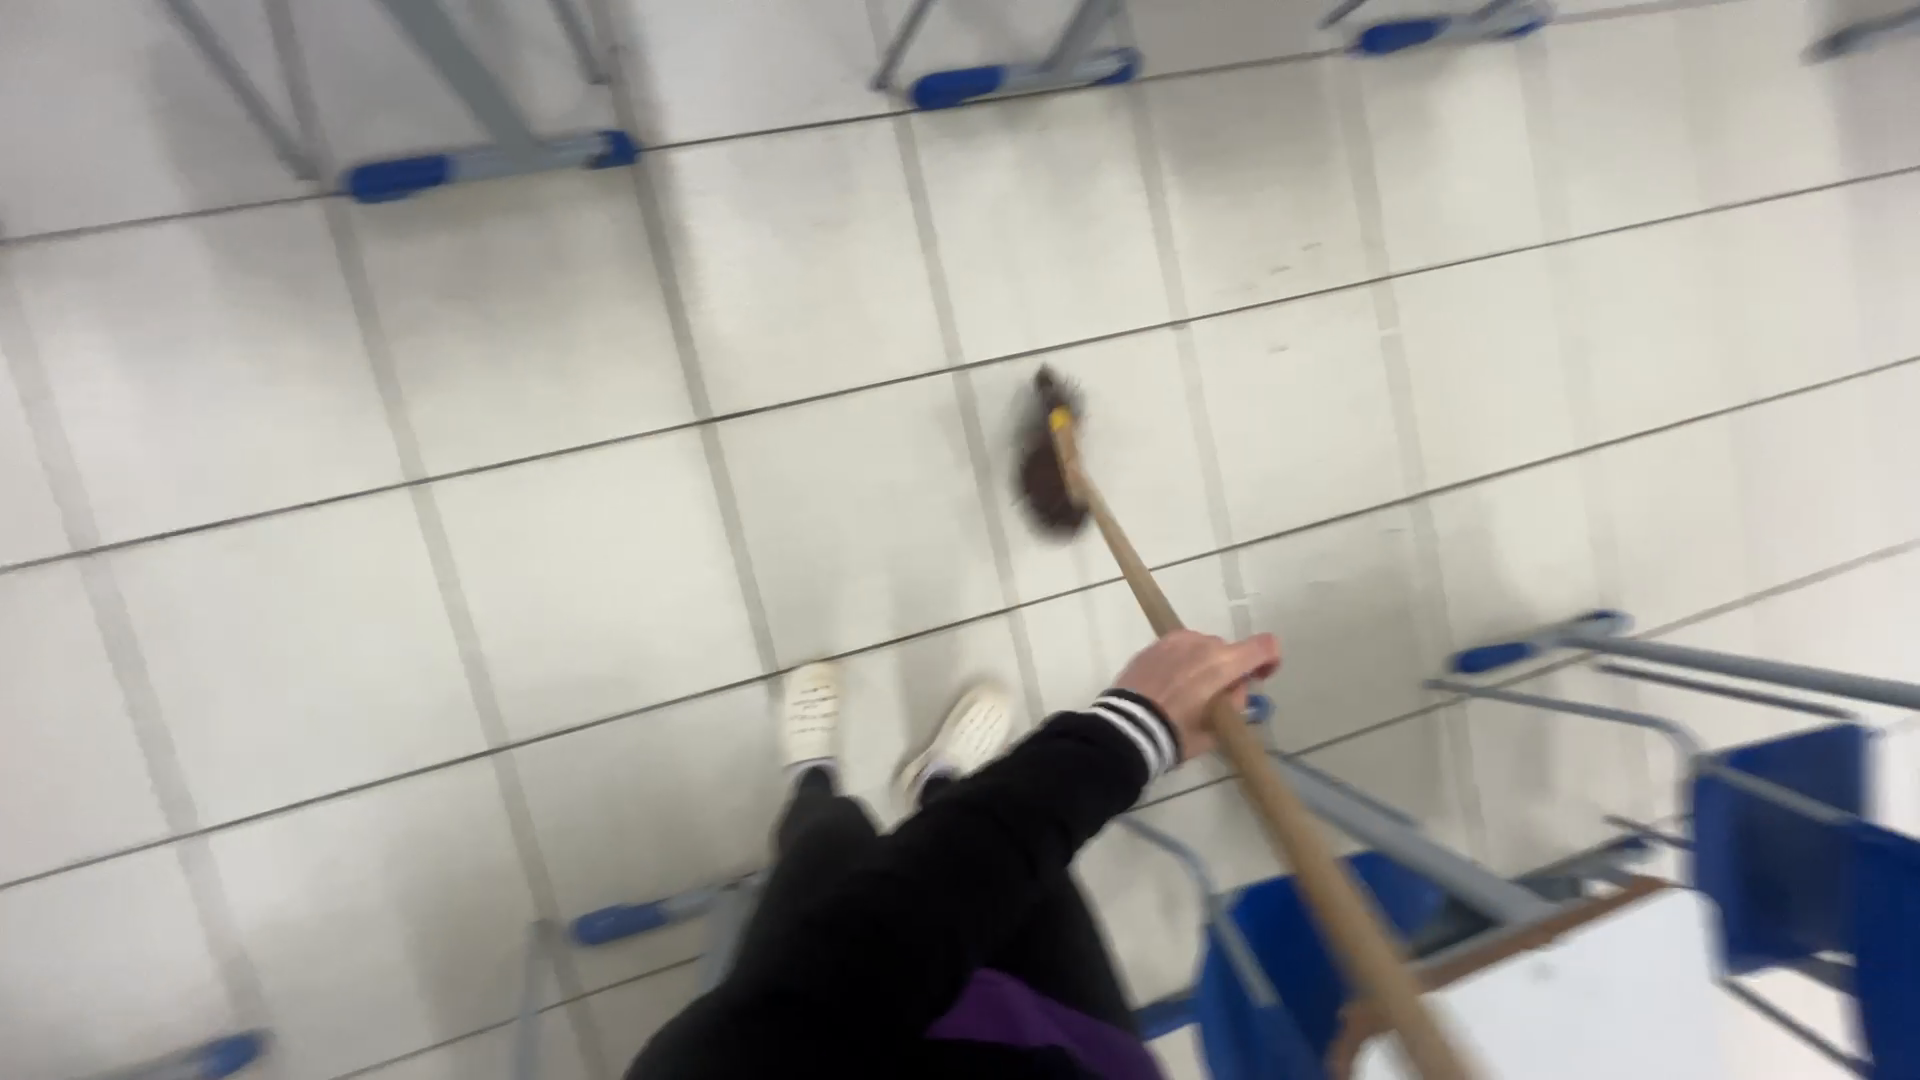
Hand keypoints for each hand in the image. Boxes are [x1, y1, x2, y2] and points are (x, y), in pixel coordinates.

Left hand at [1112, 630, 1280, 760]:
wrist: (1127, 727)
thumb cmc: (1177, 732)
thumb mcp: (1217, 728)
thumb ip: (1234, 703)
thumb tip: (1234, 689)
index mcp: (1222, 664)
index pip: (1264, 646)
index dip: (1269, 659)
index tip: (1261, 676)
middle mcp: (1200, 644)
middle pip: (1228, 649)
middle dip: (1229, 668)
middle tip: (1217, 696)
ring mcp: (1173, 641)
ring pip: (1202, 646)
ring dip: (1204, 662)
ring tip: (1189, 690)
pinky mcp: (1152, 646)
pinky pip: (1178, 648)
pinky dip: (1181, 661)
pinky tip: (1170, 683)